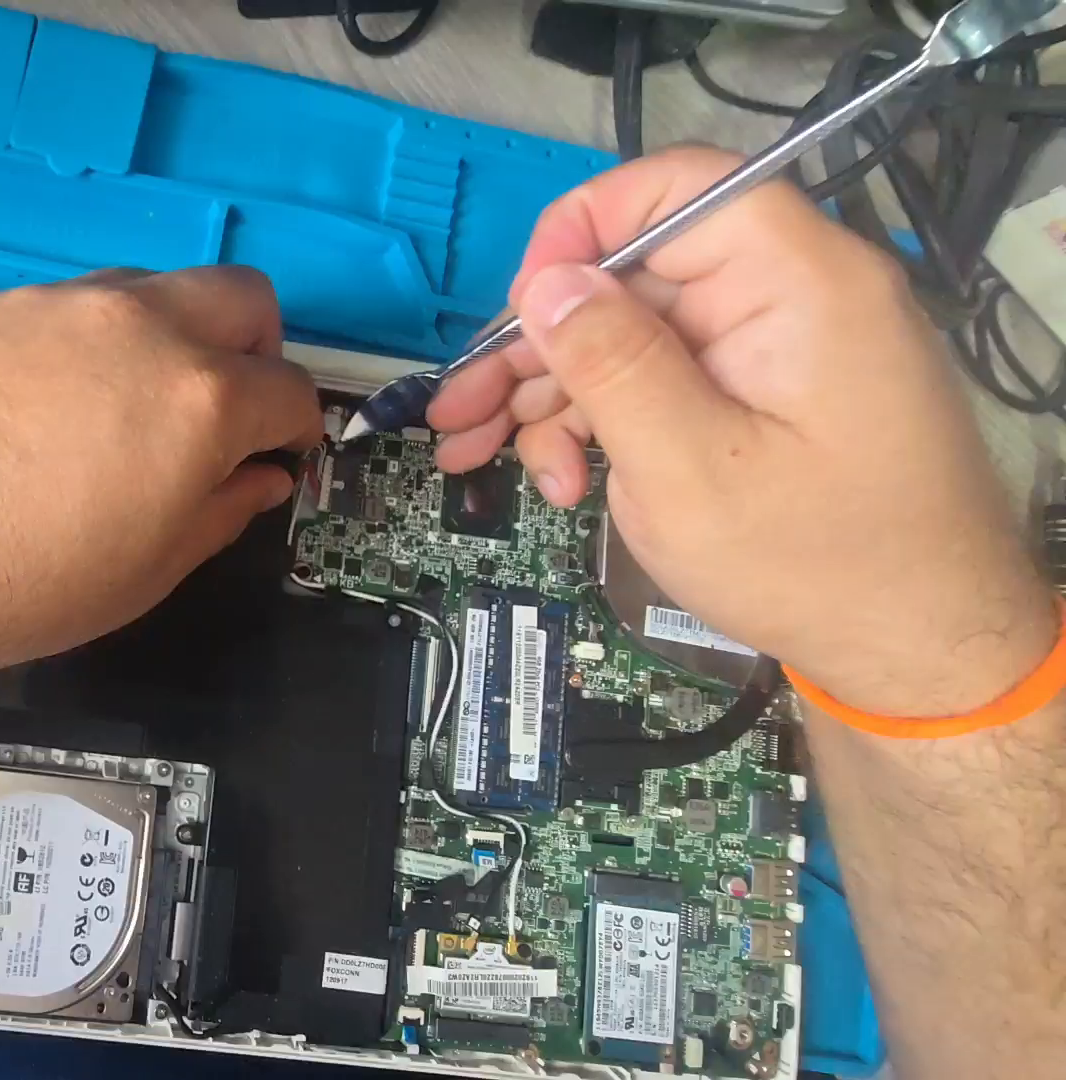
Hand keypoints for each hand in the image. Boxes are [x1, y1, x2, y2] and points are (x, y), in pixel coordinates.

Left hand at [0, 267, 320, 694]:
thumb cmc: (32, 582)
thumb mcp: (152, 568)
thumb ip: (224, 508)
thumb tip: (264, 476)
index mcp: (203, 400)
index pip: (290, 389)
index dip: (296, 428)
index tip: (278, 454)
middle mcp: (149, 324)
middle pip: (245, 299)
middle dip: (256, 352)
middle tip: (225, 412)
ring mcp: (73, 302)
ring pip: (163, 288)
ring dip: (178, 336)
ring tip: (133, 404)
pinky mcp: (8, 302)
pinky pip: (85, 303)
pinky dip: (104, 339)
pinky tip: (59, 397)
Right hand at [428, 147, 1053, 716]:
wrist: (892, 642)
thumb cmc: (810, 559)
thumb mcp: (687, 464)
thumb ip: (613, 363)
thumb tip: (544, 283)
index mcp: (789, 289)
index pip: (677, 191)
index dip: (581, 231)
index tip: (518, 310)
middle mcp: (763, 304)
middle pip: (617, 284)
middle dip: (525, 351)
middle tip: (453, 412)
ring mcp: (737, 355)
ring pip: (604, 343)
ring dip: (533, 403)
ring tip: (473, 458)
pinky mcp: (716, 398)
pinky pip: (624, 389)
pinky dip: (575, 432)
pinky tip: (556, 481)